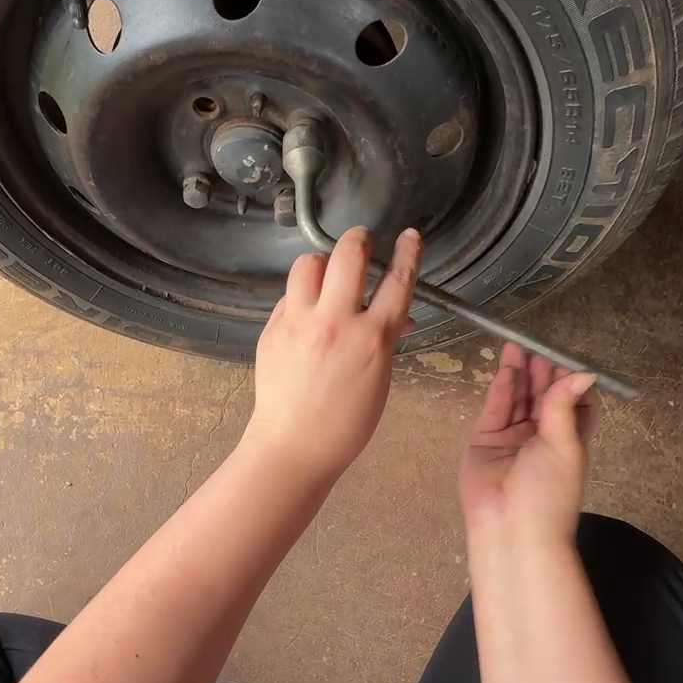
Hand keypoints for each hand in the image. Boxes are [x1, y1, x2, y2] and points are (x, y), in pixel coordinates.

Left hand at [244, 226, 421, 481]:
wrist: (293, 446)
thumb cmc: (345, 423)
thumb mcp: (379, 379)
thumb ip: (385, 339)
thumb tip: (396, 315)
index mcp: (372, 339)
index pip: (398, 281)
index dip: (408, 252)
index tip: (410, 236)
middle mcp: (335, 323)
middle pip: (349, 255)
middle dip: (359, 239)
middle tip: (362, 242)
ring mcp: (298, 324)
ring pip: (308, 264)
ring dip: (322, 263)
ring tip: (327, 277)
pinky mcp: (272, 330)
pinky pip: (288, 296)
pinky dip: (301, 297)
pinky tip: (305, 314)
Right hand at [459, 343, 602, 541]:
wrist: (512, 527)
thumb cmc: (549, 492)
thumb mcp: (564, 446)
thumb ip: (565, 406)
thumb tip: (584, 373)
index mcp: (568, 442)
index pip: (572, 405)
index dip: (570, 384)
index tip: (567, 363)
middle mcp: (540, 438)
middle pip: (541, 398)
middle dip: (541, 374)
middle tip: (538, 350)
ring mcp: (511, 439)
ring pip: (517, 400)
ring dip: (519, 375)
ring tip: (518, 349)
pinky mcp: (485, 440)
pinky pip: (495, 409)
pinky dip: (502, 389)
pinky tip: (508, 370)